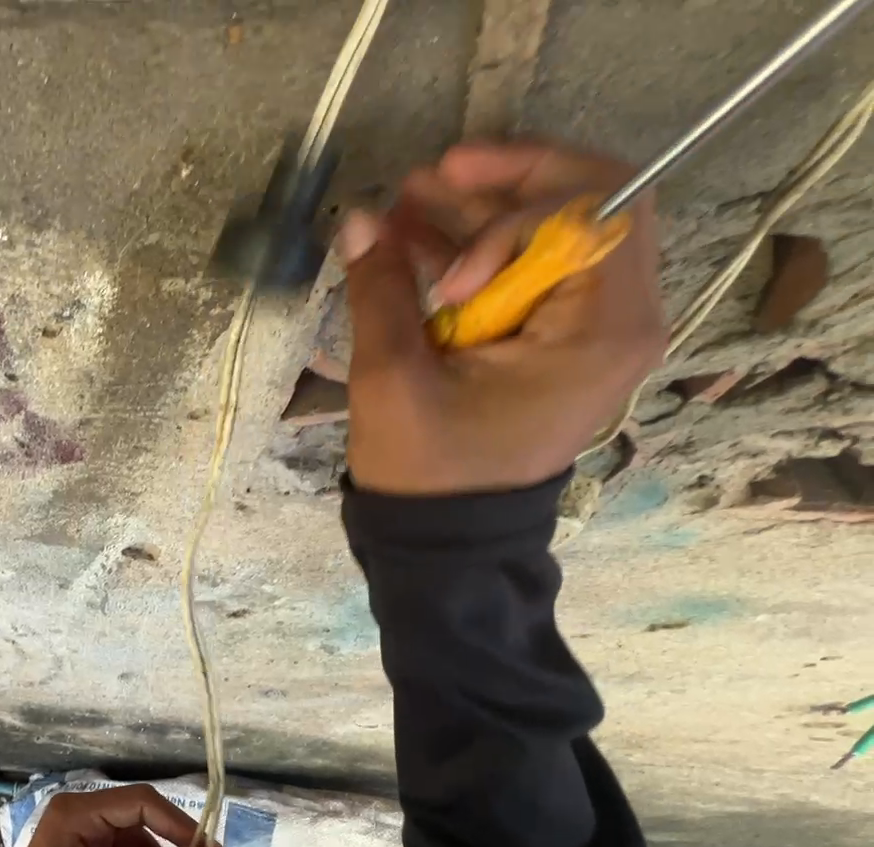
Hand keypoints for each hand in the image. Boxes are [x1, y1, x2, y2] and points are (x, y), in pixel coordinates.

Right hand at [336, 142, 666, 495]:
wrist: (445, 536)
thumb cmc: (426, 467)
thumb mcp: (392, 378)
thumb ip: (380, 291)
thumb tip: (360, 221)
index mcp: (601, 329)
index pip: (595, 209)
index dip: (514, 201)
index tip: (443, 242)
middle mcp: (619, 318)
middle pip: (584, 209)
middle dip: (501, 185)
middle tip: (425, 177)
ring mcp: (591, 330)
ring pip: (553, 237)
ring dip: (482, 214)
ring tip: (407, 202)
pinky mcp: (557, 343)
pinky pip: (529, 276)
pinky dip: (477, 255)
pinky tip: (417, 243)